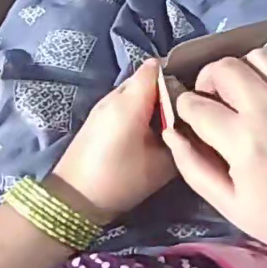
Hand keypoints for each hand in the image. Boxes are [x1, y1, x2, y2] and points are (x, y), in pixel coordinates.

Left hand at [50, 59, 176, 219]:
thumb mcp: (161, 164)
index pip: (156, 69)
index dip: (176, 77)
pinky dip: (137, 112)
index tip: (192, 97)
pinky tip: (147, 134)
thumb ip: (179, 139)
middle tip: (183, 113)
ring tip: (167, 124)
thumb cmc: (120, 179)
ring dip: (150, 103)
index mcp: (130, 102)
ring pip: (133, 93)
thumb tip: (190, 126)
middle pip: (145, 79)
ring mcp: (102, 107)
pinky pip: (123, 105)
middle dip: (165, 91)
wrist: (74, 199)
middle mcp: (114, 96)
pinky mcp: (96, 119)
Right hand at [162, 49, 266, 264]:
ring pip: (253, 57)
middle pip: (222, 68)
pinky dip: (262, 74)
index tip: (186, 122)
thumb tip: (172, 134)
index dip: (182, 110)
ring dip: (236, 71)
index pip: (195, 105)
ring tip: (235, 95)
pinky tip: (262, 99)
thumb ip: (194, 167)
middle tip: (207, 104)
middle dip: (204, 82)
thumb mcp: (230, 205)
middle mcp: (266, 109)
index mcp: (242, 141)